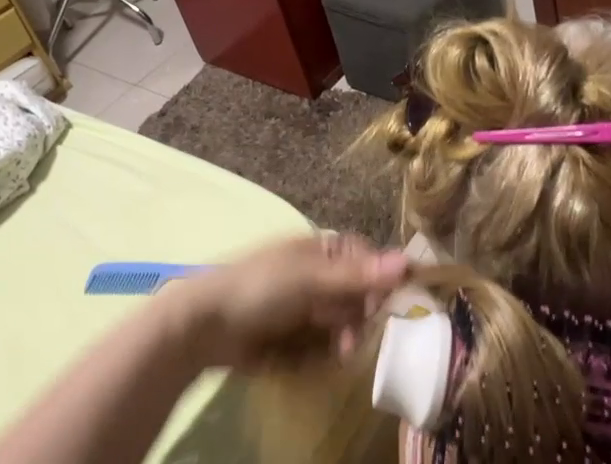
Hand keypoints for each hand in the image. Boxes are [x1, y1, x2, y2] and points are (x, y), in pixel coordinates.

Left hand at [159, 234, 409, 372]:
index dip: (378, 282)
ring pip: (342, 329)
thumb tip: (408, 260)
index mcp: (324, 251)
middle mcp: (319, 277)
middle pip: (359, 300)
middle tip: (345, 338)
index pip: (369, 262)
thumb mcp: (309, 279)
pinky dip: (312, 358)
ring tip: (321, 353)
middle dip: (355, 321)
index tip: (381, 305)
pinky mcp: (292, 340)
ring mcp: (305, 310)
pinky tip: (296, 359)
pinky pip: (319, 350)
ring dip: (335, 343)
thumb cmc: (258, 289)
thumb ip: (358, 275)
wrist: (202, 327)